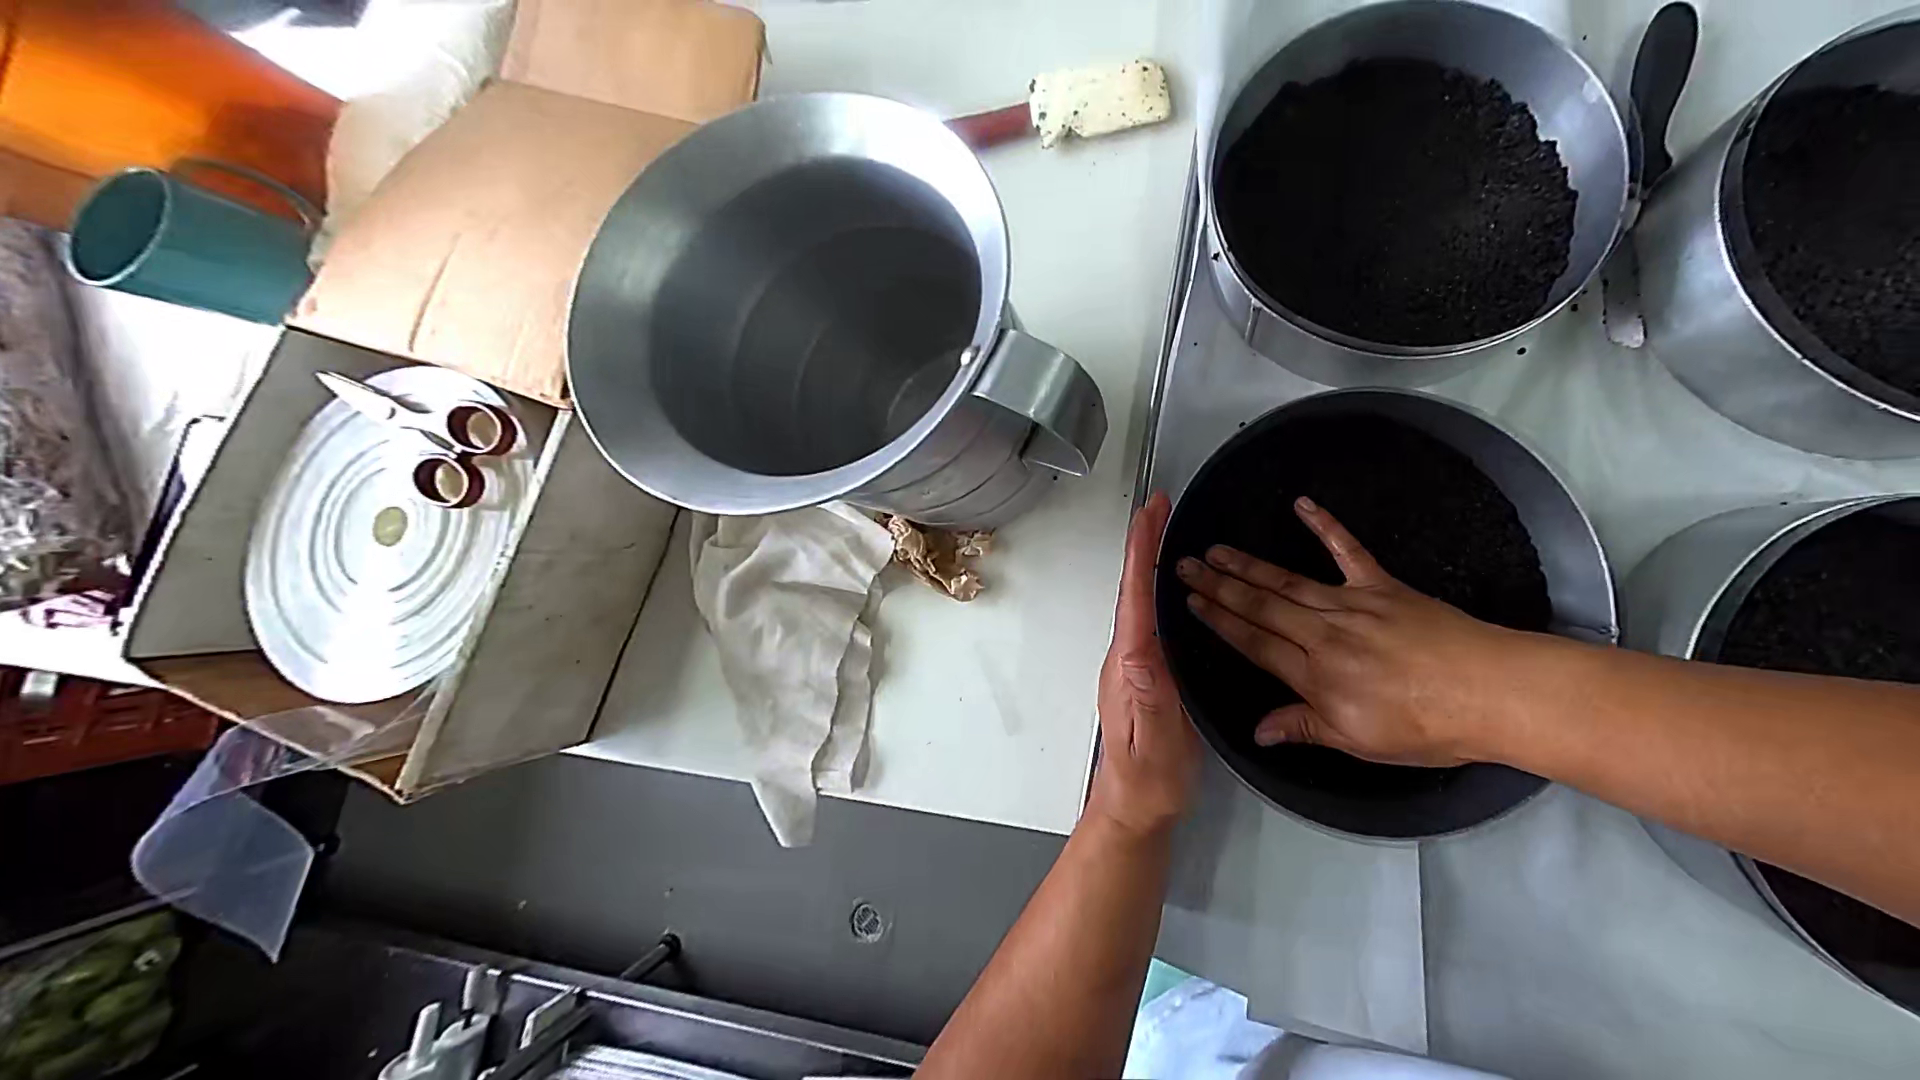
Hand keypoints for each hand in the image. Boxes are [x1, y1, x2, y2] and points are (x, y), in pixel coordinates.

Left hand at [1088, 492, 1200, 836]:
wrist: (1137, 802)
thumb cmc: (1148, 776)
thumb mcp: (1156, 741)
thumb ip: (1149, 698)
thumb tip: (1139, 651)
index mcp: (1131, 663)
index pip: (1135, 596)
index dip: (1142, 551)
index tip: (1152, 513)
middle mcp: (1128, 655)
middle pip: (1133, 587)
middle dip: (1143, 543)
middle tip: (1159, 506)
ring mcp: (1134, 662)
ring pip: (1139, 599)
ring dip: (1148, 561)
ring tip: (1163, 530)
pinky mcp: (1145, 671)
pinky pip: (1148, 617)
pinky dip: (1156, 589)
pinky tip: (1170, 585)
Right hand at [1174, 496, 1551, 767]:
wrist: (1498, 694)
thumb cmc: (1429, 726)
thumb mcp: (1360, 742)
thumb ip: (1304, 728)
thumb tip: (1258, 731)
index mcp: (1316, 675)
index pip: (1254, 642)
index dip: (1219, 620)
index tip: (1191, 601)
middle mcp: (1324, 635)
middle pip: (1260, 606)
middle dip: (1218, 585)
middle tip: (1184, 566)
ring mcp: (1353, 605)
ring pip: (1287, 581)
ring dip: (1247, 565)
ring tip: (1216, 550)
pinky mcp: (1383, 586)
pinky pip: (1348, 551)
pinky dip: (1325, 526)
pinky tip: (1303, 505)